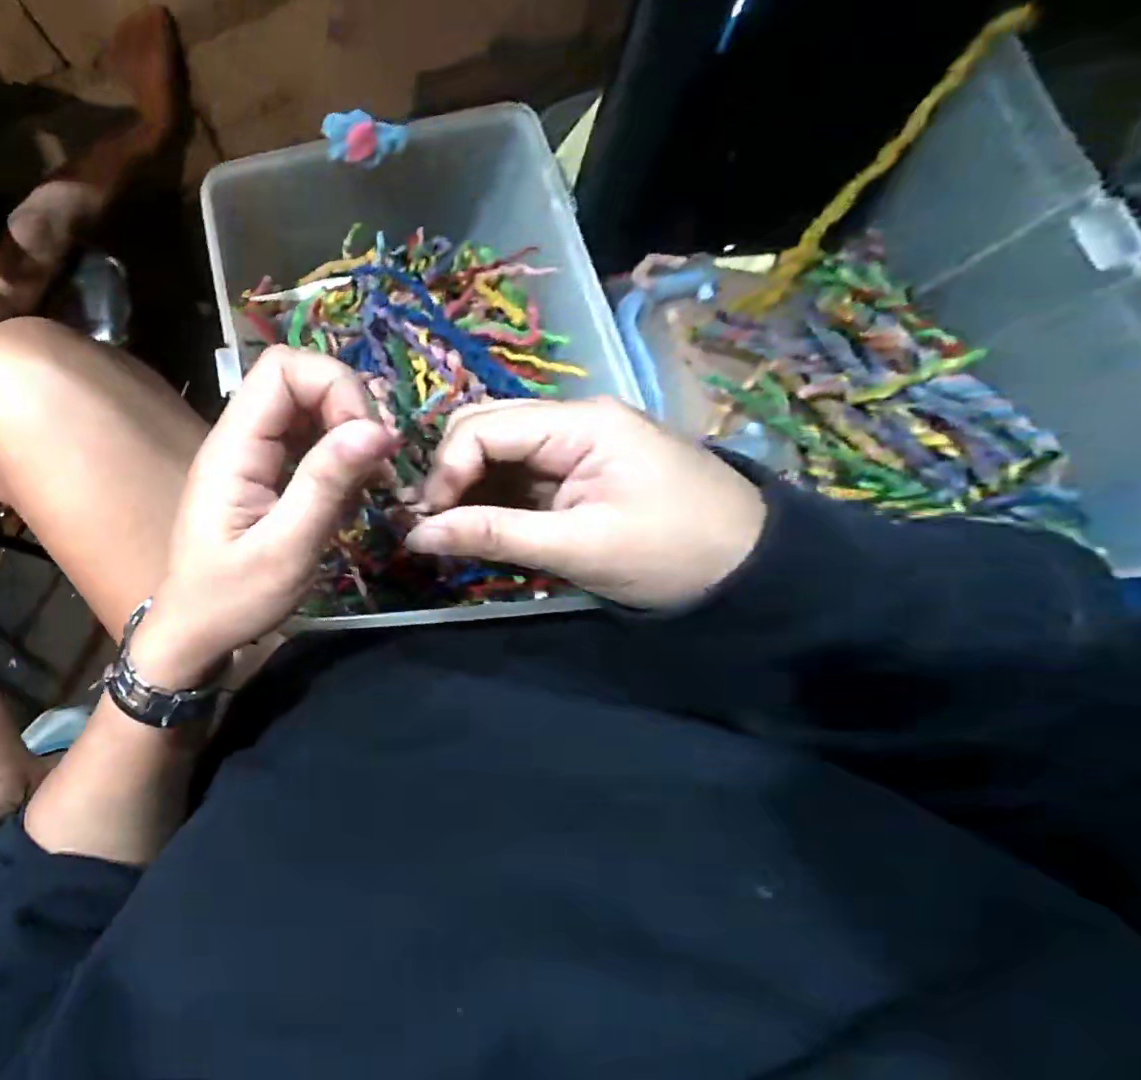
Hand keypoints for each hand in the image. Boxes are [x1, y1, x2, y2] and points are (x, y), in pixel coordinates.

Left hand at [137, 347, 398, 682]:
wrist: (195, 630)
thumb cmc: (231, 599)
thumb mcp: (285, 551)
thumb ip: (326, 486)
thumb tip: (378, 428)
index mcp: (232, 449)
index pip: (281, 369)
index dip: (333, 385)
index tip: (367, 436)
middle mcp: (237, 441)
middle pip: (297, 381)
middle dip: (346, 408)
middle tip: (374, 463)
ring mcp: (248, 457)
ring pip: (305, 410)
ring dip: (345, 435)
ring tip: (364, 484)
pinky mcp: (261, 476)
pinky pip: (304, 442)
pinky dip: (335, 459)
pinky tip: (346, 496)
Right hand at [403, 398, 766, 609]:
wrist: (757, 573)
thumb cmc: (673, 554)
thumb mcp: (577, 548)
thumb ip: (492, 535)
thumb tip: (415, 535)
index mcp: (579, 423)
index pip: (481, 427)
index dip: (445, 470)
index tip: (430, 520)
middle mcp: (570, 420)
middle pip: (480, 428)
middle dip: (448, 474)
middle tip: (436, 524)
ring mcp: (571, 442)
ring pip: (491, 449)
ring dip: (464, 487)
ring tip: (452, 529)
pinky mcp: (572, 468)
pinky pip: (512, 472)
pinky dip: (487, 497)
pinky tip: (479, 525)